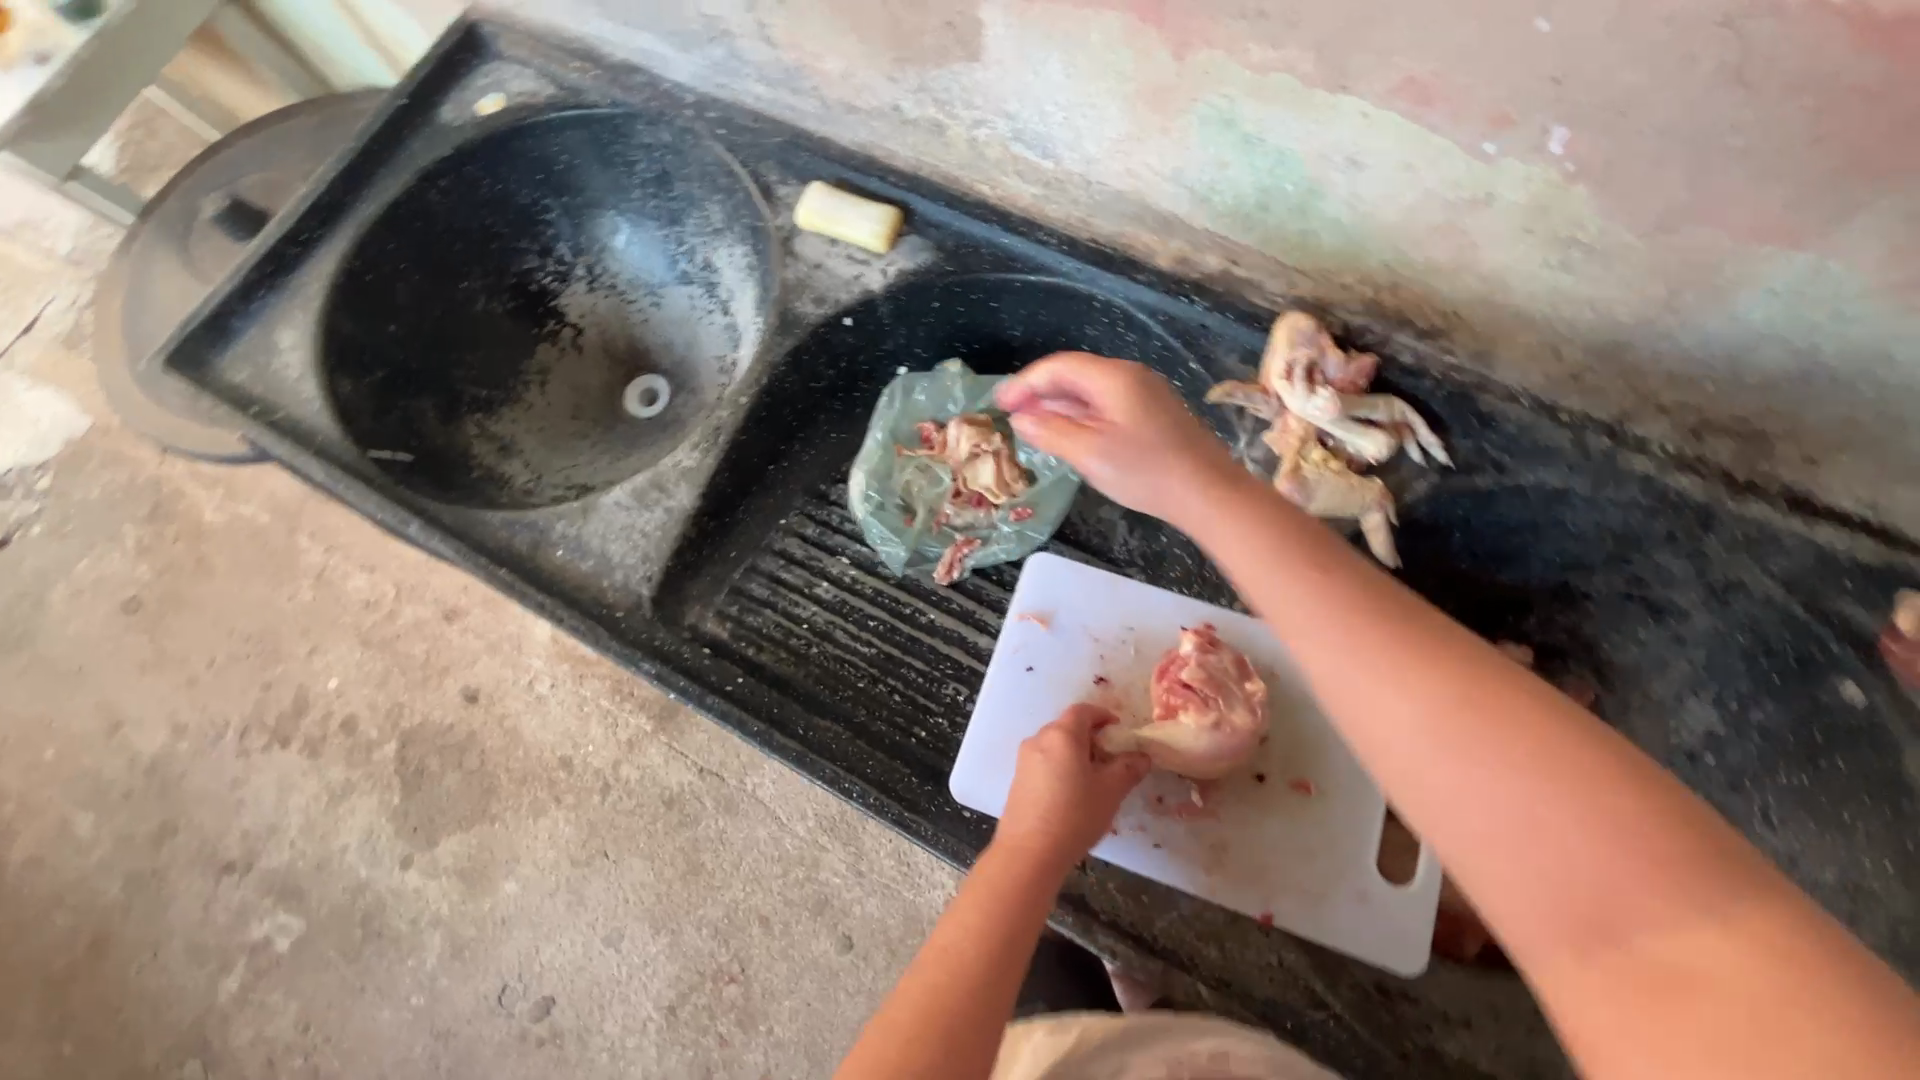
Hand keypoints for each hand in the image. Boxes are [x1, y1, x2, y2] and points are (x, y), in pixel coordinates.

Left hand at [994, 704, 1151, 873]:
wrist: (1030, 852)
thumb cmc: (1075, 815)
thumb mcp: (1111, 791)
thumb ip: (1128, 768)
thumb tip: (1142, 756)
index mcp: (1061, 734)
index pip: (1083, 711)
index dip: (1103, 716)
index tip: (1119, 731)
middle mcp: (1039, 739)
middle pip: (1068, 727)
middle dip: (1091, 737)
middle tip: (1112, 758)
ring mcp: (1024, 759)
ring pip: (1055, 745)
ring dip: (1076, 753)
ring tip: (1095, 778)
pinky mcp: (1018, 779)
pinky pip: (1044, 761)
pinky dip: (1061, 766)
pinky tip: (1073, 792)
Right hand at [995, 352, 1247, 526]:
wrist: (1208, 493)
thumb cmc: (1146, 472)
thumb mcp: (1089, 453)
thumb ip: (1051, 432)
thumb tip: (1021, 417)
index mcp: (1113, 378)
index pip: (1058, 367)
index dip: (1024, 383)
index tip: (998, 404)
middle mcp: (1130, 376)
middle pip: (1075, 375)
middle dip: (1040, 392)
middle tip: (1011, 414)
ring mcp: (1145, 394)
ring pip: (1091, 391)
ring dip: (1059, 405)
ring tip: (1034, 425)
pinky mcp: (1154, 414)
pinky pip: (1107, 404)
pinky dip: (1081, 415)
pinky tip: (1070, 435)